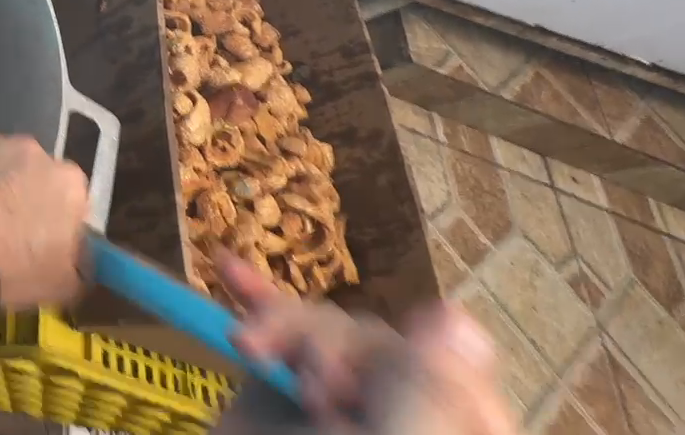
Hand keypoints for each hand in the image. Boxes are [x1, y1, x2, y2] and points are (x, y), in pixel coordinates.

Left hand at [0, 132, 87, 307]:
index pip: (73, 199)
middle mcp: (33, 150)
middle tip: (6, 227)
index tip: (44, 241)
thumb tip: (79, 254)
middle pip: (35, 174)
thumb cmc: (10, 264)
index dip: (59, 220)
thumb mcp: (62, 285)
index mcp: (68, 182)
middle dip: (25, 194)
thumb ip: (81, 264)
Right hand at [219, 253, 518, 434]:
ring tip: (248, 348)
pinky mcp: (282, 384)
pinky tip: (227, 266)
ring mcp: (339, 398)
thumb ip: (424, 390)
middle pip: (379, 342)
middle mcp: (399, 411)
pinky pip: (273, 329)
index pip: (458, 378)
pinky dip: (253, 299)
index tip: (365, 391)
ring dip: (280, 327)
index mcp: (447, 430)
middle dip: (330, 351)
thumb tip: (457, 312)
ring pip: (325, 328)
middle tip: (312, 395)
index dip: (418, 370)